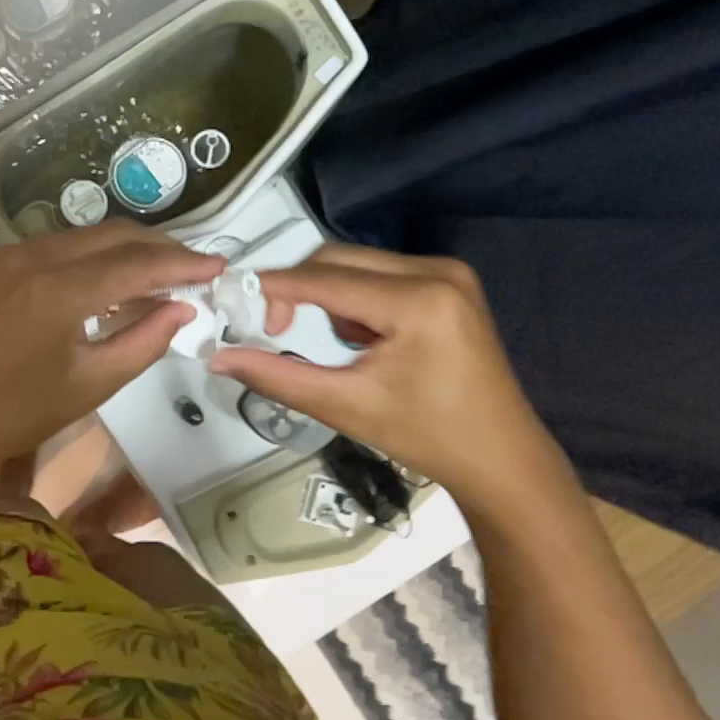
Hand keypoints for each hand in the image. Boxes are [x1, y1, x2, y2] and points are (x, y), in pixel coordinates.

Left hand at [0, 220, 224, 484]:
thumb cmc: (13, 413)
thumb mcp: (89, 386)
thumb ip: (143, 342)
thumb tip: (183, 307)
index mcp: (57, 292)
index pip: (135, 264)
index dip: (182, 263)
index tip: (219, 265)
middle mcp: (33, 257)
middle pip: (112, 236)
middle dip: (159, 248)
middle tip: (195, 268)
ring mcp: (10, 253)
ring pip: (85, 236)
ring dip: (126, 250)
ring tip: (160, 275)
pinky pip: (58, 247)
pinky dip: (92, 258)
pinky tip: (109, 282)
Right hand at [209, 244, 567, 514]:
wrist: (501, 459)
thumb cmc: (426, 436)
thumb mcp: (344, 406)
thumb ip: (276, 377)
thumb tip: (217, 357)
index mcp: (417, 301)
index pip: (323, 279)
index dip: (272, 288)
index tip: (232, 303)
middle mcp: (436, 271)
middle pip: (336, 260)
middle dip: (298, 291)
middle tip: (275, 330)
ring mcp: (448, 273)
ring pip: (355, 265)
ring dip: (329, 297)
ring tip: (342, 349)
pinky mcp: (451, 282)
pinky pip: (380, 274)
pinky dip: (356, 299)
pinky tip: (368, 340)